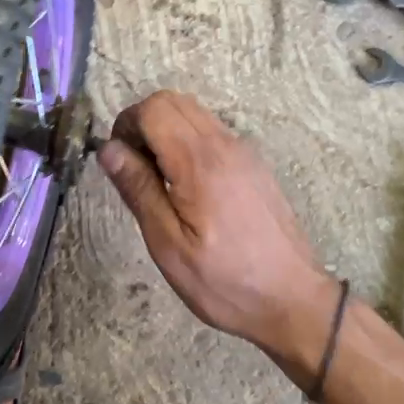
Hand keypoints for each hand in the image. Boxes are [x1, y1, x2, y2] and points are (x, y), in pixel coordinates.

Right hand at [98, 91, 334, 354]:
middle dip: (142, 122)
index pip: (153, 109)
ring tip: (159, 177)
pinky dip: (187, 139)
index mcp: (199, 162)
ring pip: (193, 112)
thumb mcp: (169, 244)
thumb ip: (138, 189)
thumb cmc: (226, 282)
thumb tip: (108, 149)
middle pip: (172, 101)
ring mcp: (243, 151)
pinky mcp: (253, 163)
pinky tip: (187, 185)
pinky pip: (211, 130)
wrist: (295, 302)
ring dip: (165, 129)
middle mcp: (224, 145)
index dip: (126, 125)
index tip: (120, 162)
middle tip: (134, 166)